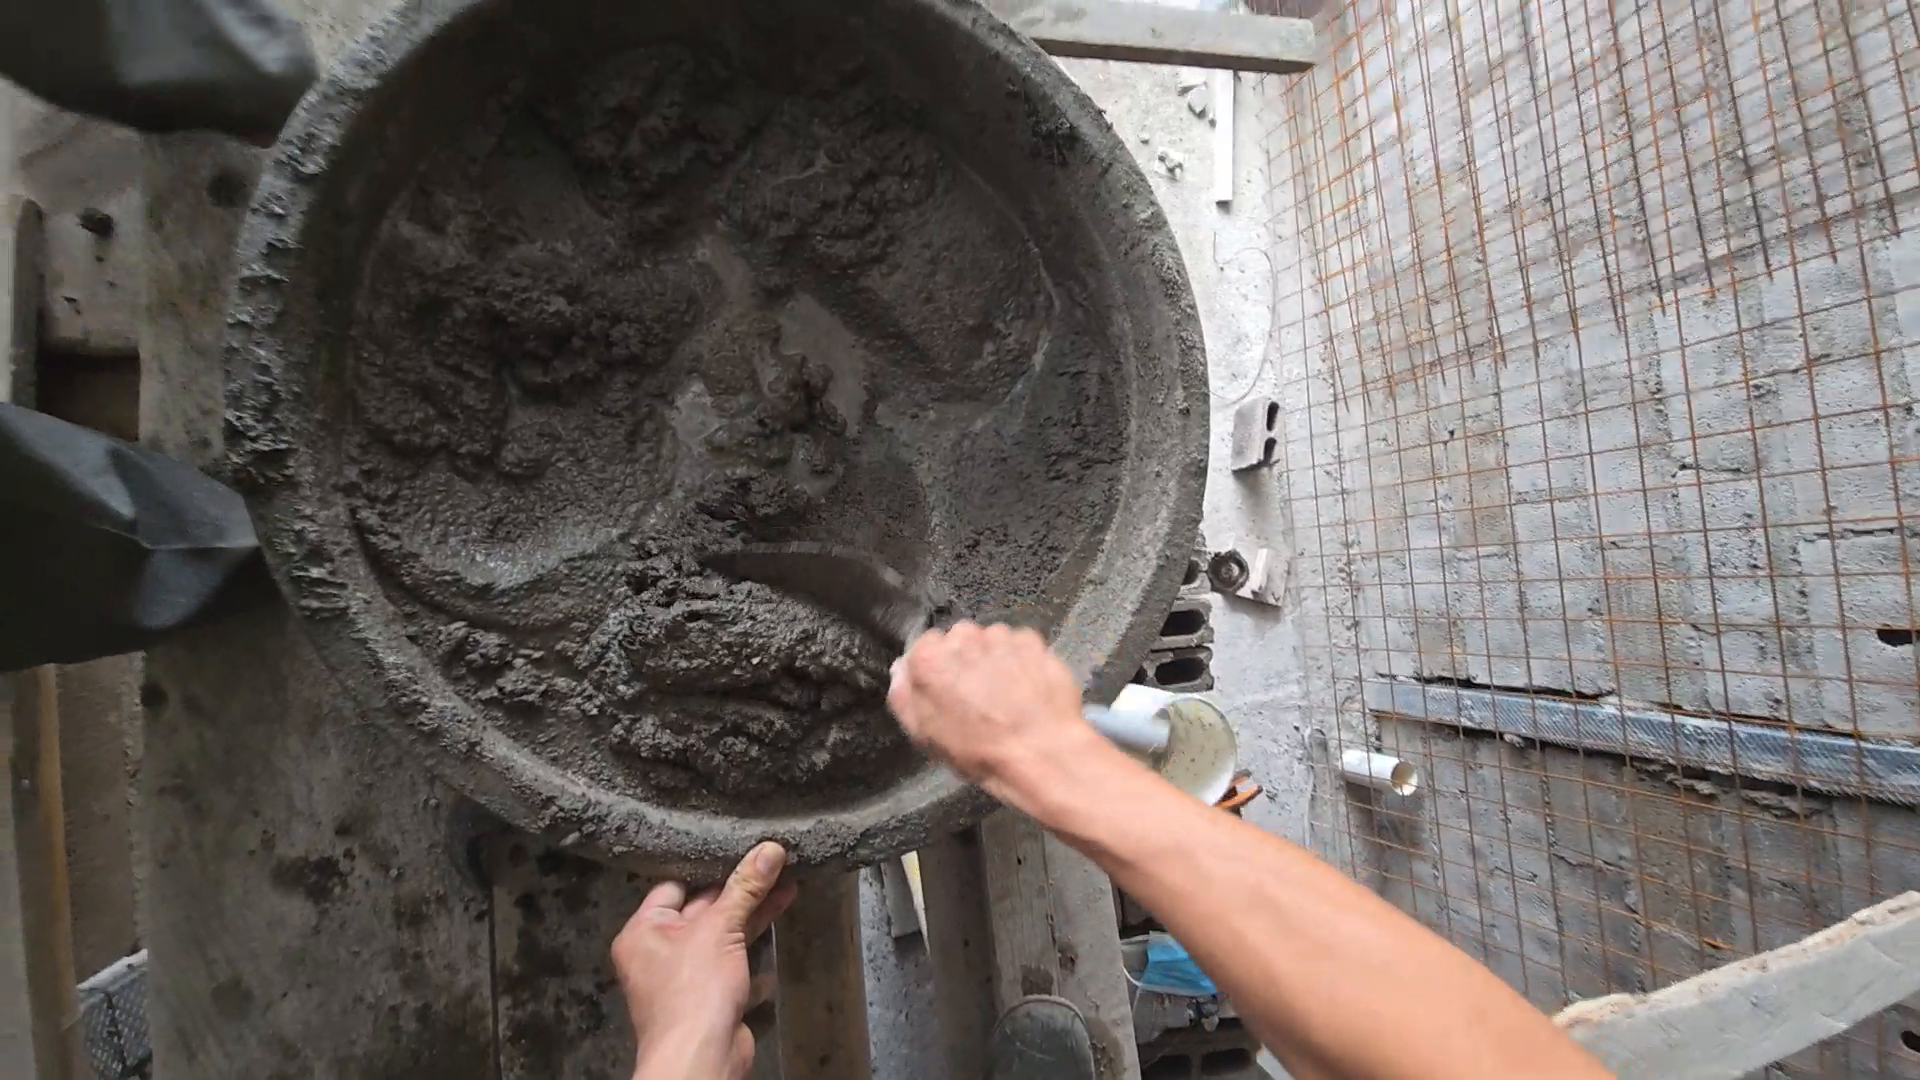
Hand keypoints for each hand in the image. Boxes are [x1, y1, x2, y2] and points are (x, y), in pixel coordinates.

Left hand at [614, 841, 798, 1079]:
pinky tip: (783, 923)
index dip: (708, 868)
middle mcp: (660, 951)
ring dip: (755, 913)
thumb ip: (747, 886)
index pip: (675, 885)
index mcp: (645, 931)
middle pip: (704, 907)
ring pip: (724, 933)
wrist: (701, 1061)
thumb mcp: (722, 927)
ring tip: (790, 883)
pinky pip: (735, 960)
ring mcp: (686, 976)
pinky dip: (756, 949)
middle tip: (775, 860)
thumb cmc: (696, 987)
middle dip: (741, 889)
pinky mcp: (710, 996)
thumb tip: (772, 847)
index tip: (741, 845)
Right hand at [886, 622, 1099, 805]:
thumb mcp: (925, 736)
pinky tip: (1027, 689)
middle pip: (960, 640)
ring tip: (1006, 695)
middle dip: (966, 660)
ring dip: (995, 659)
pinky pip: (1020, 645)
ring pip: (991, 641)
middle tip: (978, 694)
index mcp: (929, 660)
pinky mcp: (1032, 642)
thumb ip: (905, 697)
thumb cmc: (979, 752)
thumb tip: (902, 670)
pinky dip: (1022, 661)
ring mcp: (1000, 638)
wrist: (1040, 754)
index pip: (925, 648)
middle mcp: (963, 638)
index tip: (948, 691)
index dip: (937, 670)